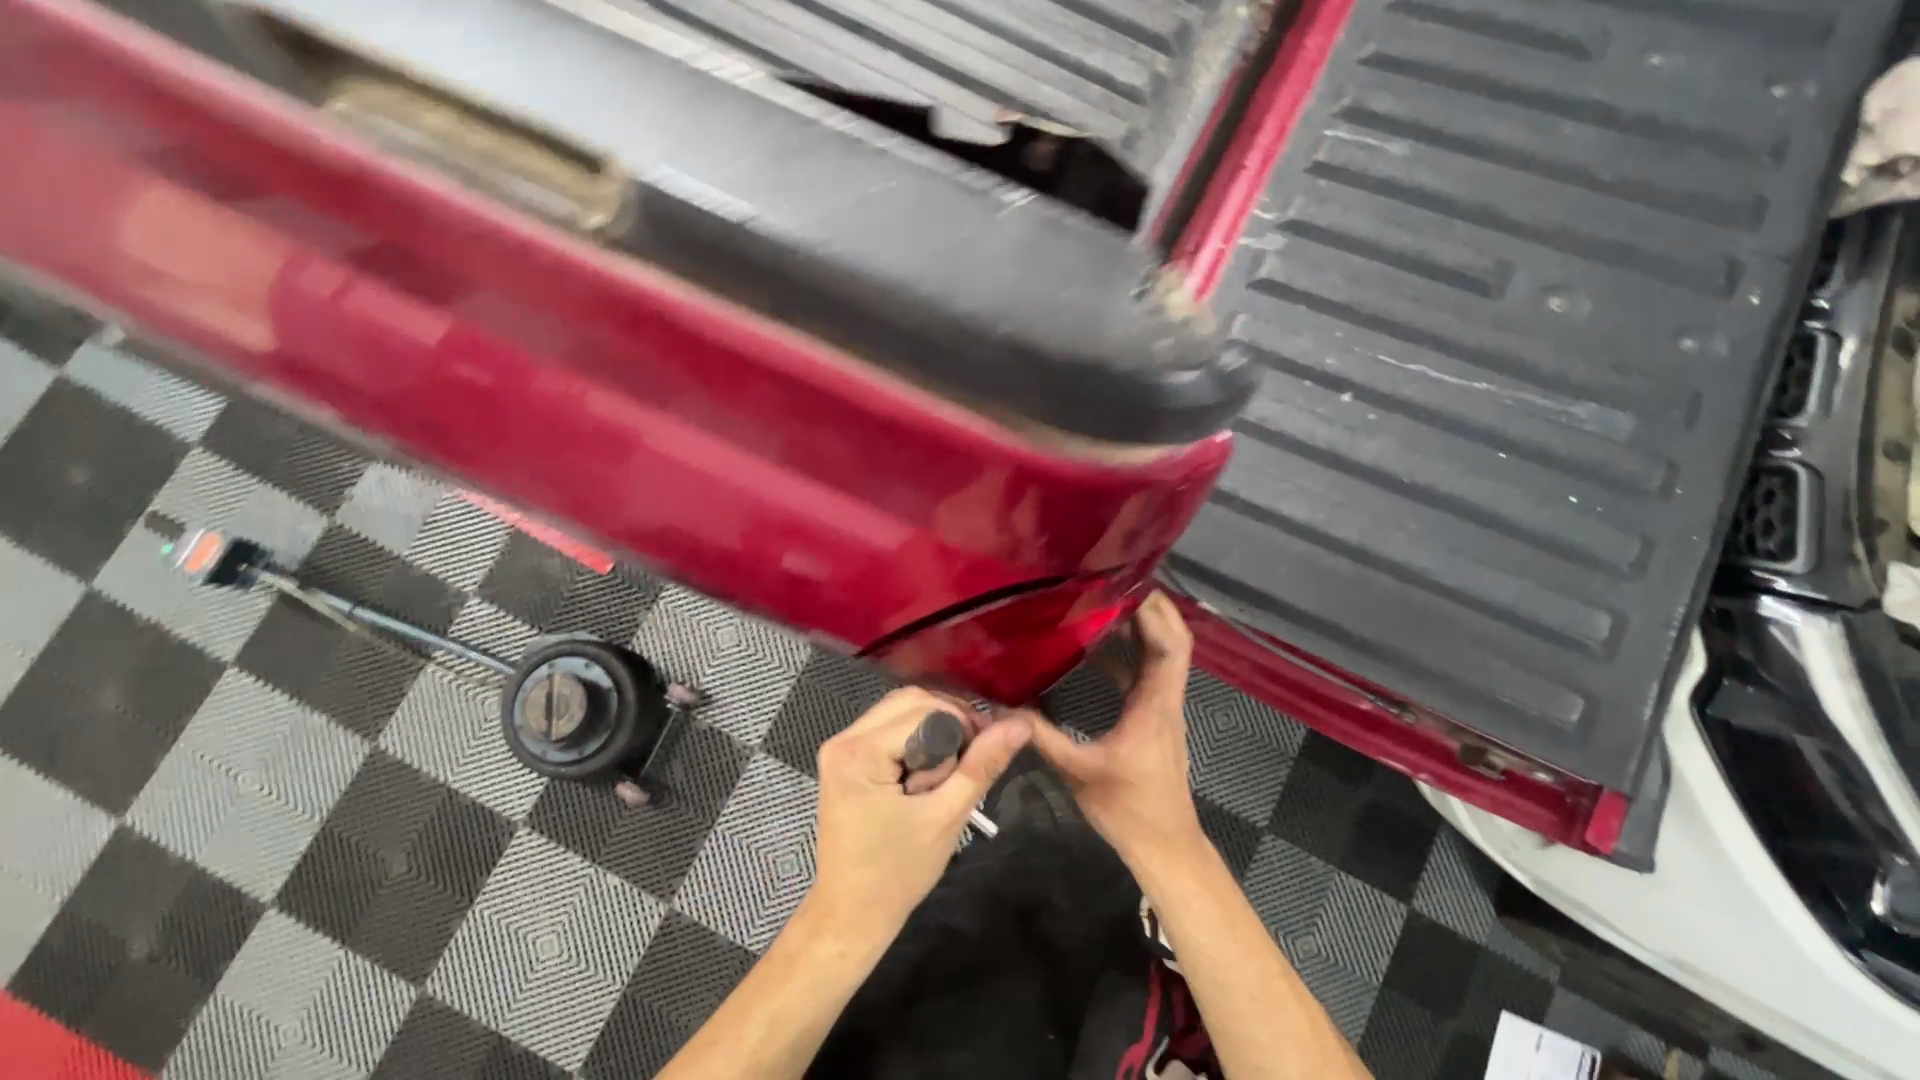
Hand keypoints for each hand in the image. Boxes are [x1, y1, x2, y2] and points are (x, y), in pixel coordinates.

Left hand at [810, 687, 1031, 933]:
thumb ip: (981, 766)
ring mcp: (839, 748)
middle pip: (909, 702)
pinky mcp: (844, 761)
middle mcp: (843, 739)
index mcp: (859, 752)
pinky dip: (914, 743)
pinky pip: (887, 730)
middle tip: (966, 765)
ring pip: (899, 712)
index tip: (981, 760)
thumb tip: (1020, 726)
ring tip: (946, 774)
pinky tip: (926, 777)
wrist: (852, 914)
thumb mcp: (947, 816)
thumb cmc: (898, 873)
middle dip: (947, 725)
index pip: (925, 711)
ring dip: (931, 733)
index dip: (962, 728)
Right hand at [1028, 591, 1202, 866]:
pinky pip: (1146, 675)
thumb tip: (1004, 711)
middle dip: (1149, 608)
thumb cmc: (1129, 809)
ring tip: (1101, 602)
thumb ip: (1044, 739)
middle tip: (1111, 580)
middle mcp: (1165, 699)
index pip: (1170, 645)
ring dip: (1139, 628)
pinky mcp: (1152, 720)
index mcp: (1155, 705)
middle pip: (1172, 640)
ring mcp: (1162, 709)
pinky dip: (1128, 656)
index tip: (1125, 582)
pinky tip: (1095, 650)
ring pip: (1161, 656)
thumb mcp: (1080, 773)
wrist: (1164, 846)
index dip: (1154, 611)